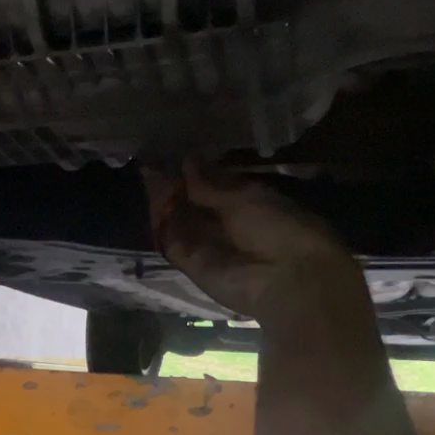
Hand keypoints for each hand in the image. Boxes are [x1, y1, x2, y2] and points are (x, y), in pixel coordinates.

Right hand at [144, 159, 366, 322]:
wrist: (284, 276)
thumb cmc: (276, 226)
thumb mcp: (244, 197)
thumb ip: (210, 185)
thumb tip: (186, 162)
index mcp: (243, 202)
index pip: (209, 186)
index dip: (190, 173)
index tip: (171, 158)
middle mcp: (222, 224)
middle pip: (190, 205)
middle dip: (173, 187)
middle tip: (153, 168)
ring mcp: (205, 246)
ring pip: (178, 222)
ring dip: (164, 203)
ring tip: (150, 181)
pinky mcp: (191, 266)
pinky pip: (172, 243)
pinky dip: (163, 226)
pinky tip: (156, 205)